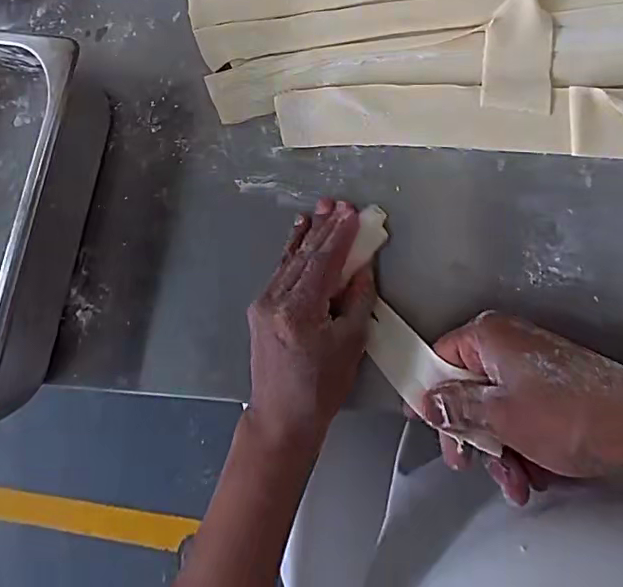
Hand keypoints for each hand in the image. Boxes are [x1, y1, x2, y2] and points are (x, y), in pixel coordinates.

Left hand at [244, 198, 376, 448]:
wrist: (281, 418)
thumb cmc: (322, 387)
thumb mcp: (351, 343)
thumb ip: (358, 299)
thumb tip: (362, 266)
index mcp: (299, 310)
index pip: (323, 262)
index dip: (341, 236)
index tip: (353, 213)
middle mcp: (275, 299)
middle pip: (306, 255)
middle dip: (326, 228)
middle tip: (341, 204)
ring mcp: (263, 302)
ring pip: (291, 259)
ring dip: (310, 234)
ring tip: (323, 208)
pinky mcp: (260, 307)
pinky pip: (282, 271)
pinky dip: (294, 250)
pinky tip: (301, 231)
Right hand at [424, 312, 622, 503]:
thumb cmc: (576, 414)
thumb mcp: (500, 418)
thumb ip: (457, 408)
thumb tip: (432, 401)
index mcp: (490, 336)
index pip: (440, 356)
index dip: (430, 393)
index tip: (425, 420)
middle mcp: (509, 342)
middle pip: (467, 386)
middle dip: (472, 432)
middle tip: (471, 459)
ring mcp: (532, 364)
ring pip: (496, 407)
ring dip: (500, 448)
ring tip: (517, 476)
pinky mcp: (552, 386)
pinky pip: (522, 413)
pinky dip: (523, 443)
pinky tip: (536, 470)